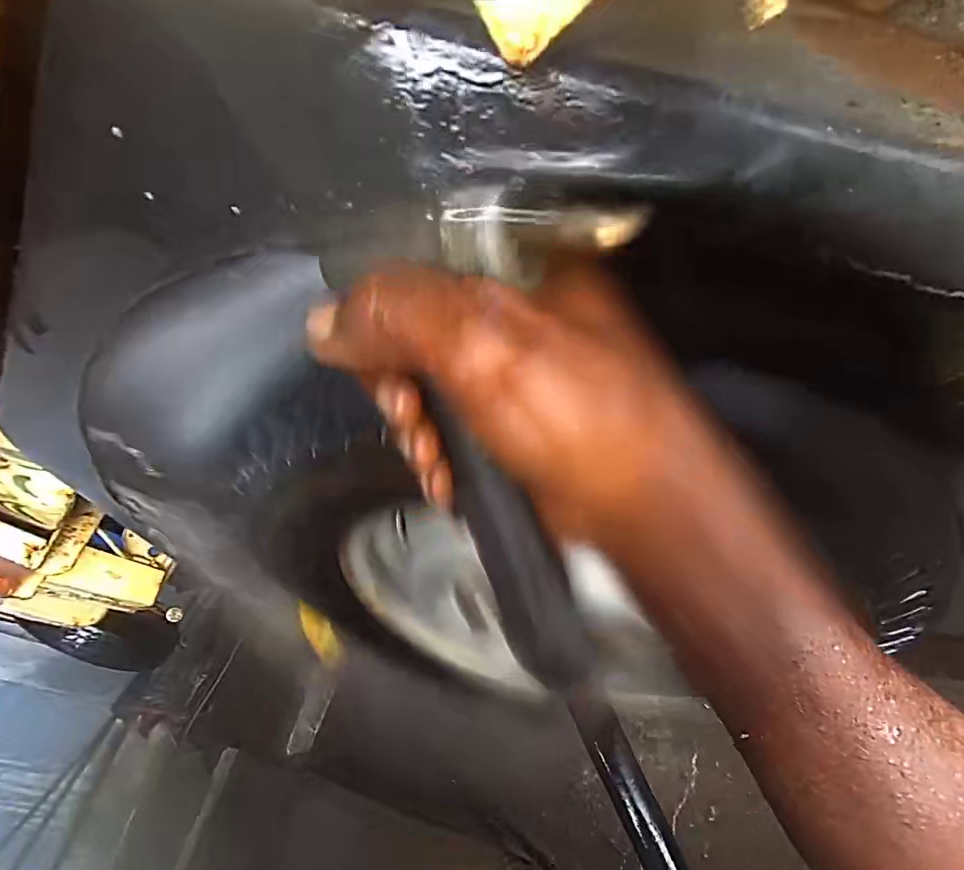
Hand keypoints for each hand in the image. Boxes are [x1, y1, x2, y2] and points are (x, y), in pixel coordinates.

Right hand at [305, 258, 716, 545]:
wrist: (640, 505)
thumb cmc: (578, 416)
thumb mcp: (481, 348)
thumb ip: (398, 318)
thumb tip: (323, 322)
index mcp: (513, 271)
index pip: (413, 271)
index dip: (380, 320)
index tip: (375, 366)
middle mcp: (508, 316)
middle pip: (411, 336)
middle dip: (397, 388)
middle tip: (410, 417)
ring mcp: (508, 373)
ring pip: (424, 391)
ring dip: (415, 432)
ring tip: (434, 462)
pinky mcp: (506, 423)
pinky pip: (446, 429)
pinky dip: (437, 458)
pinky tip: (447, 482)